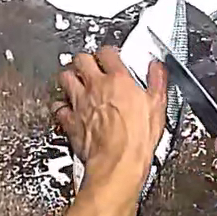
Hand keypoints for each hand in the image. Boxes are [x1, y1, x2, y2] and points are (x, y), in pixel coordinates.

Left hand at [54, 47, 166, 192]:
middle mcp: (96, 87)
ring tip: (75, 81)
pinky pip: (58, 106)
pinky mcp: (70, 120)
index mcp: (118, 80)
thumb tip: (157, 67)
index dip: (108, 52)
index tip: (110, 57)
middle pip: (81, 59)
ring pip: (65, 78)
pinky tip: (66, 108)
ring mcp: (80, 103)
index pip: (107, 53)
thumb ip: (157, 82)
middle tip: (89, 66)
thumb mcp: (158, 106)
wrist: (118, 163)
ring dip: (69, 78)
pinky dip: (60, 106)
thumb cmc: (137, 139)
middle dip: (84, 60)